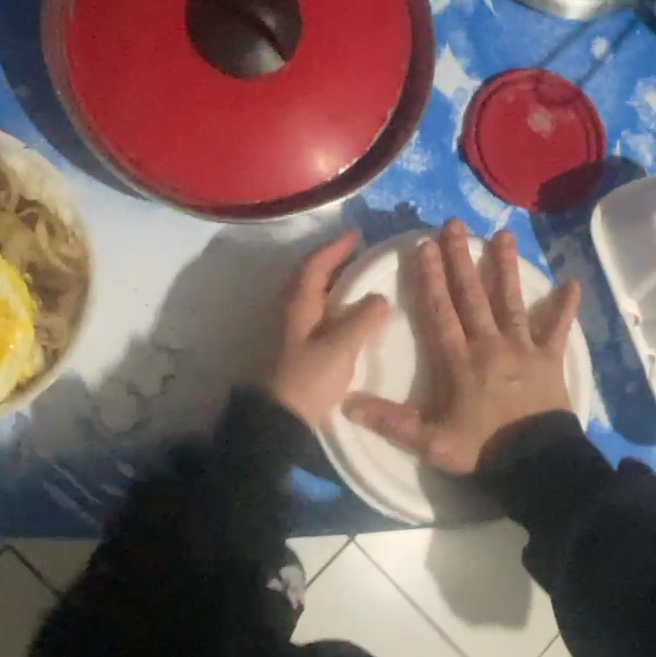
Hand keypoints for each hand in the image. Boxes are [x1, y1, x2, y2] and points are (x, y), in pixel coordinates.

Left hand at [264, 231, 391, 427]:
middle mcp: (288, 312)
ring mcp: (287, 333)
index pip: (315, 265)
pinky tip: (348, 322)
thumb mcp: (340, 347)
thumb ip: (363, 319)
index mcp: (297, 304)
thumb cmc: (307, 379)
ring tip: (359, 287)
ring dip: (333, 288)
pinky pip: (314, 320)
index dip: (335, 248)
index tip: (357, 235)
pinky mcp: (291, 353)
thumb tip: (380, 298)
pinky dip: (332, 311)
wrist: (276, 422)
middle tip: (361, 258)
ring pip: (312, 300)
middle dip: (334, 264)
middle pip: (310, 279)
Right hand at [343, 220, 580, 475]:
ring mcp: (523, 349)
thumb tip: (346, 405)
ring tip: (503, 235)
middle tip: (455, 224)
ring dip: (506, 268)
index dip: (429, 278)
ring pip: (511, 302)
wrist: (535, 462)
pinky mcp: (550, 360)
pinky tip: (573, 284)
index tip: (423, 246)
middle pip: (472, 295)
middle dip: (461, 259)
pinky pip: (558, 330)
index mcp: (458, 360)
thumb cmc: (481, 448)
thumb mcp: (429, 441)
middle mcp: (489, 344)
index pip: (439, 310)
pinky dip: (565, 309)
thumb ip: (389, 421)